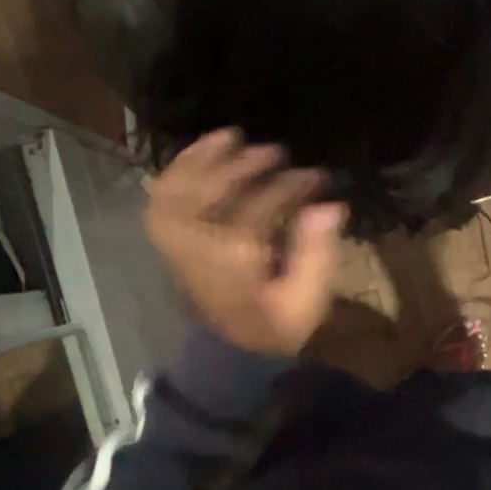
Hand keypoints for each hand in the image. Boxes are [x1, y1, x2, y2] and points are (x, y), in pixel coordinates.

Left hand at [145, 129, 345, 356]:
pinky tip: (201, 152)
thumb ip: (317, 254)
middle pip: (212, 192)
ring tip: (232, 136)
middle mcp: (199, 248)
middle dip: (245, 166)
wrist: (232, 353)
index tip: (318, 176)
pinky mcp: (170, 242)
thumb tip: (329, 206)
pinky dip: (177, 171)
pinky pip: (161, 198)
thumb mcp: (306, 301)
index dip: (291, 185)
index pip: (260, 206)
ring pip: (179, 190)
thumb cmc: (275, 325)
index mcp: (236, 261)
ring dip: (204, 159)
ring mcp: (178, 245)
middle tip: (277, 151)